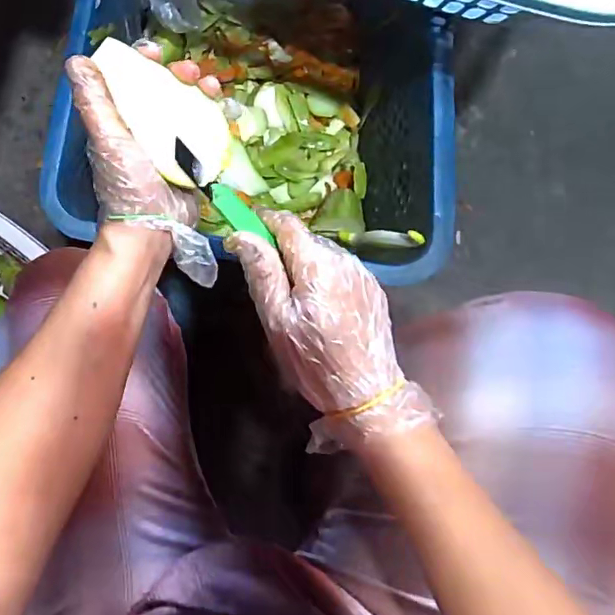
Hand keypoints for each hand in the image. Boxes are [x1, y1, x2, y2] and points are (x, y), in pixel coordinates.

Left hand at [64, 55, 200, 230]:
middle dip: (178, 72)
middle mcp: (145, 127)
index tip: (155, 52)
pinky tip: (222, 105)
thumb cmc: (127, 182)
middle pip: (164, 87)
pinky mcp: (193, 156)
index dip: (143, 61)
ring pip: (188, 103)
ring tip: (210, 85)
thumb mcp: (108, 138)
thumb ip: (94, 102)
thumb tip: (75, 61)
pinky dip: (214, 112)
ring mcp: (171, 141)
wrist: (154, 227)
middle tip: (188, 71)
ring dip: (199, 88)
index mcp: (121, 119)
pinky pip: (205, 126)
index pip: (131, 80)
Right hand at [228, 209, 435, 449]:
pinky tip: (317, 302)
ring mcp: (361, 273)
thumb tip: (242, 235)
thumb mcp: (277, 320)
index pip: (287, 223)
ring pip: (321, 252)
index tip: (244, 225)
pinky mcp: (371, 287)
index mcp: (317, 264)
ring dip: (302, 261)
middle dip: (280, 246)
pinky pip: (338, 268)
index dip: (263, 219)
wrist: (368, 394)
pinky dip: (321, 274)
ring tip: (291, 292)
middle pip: (304, 237)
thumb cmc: (313, 361)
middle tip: (263, 272)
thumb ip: (262, 272)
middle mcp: (343, 259)